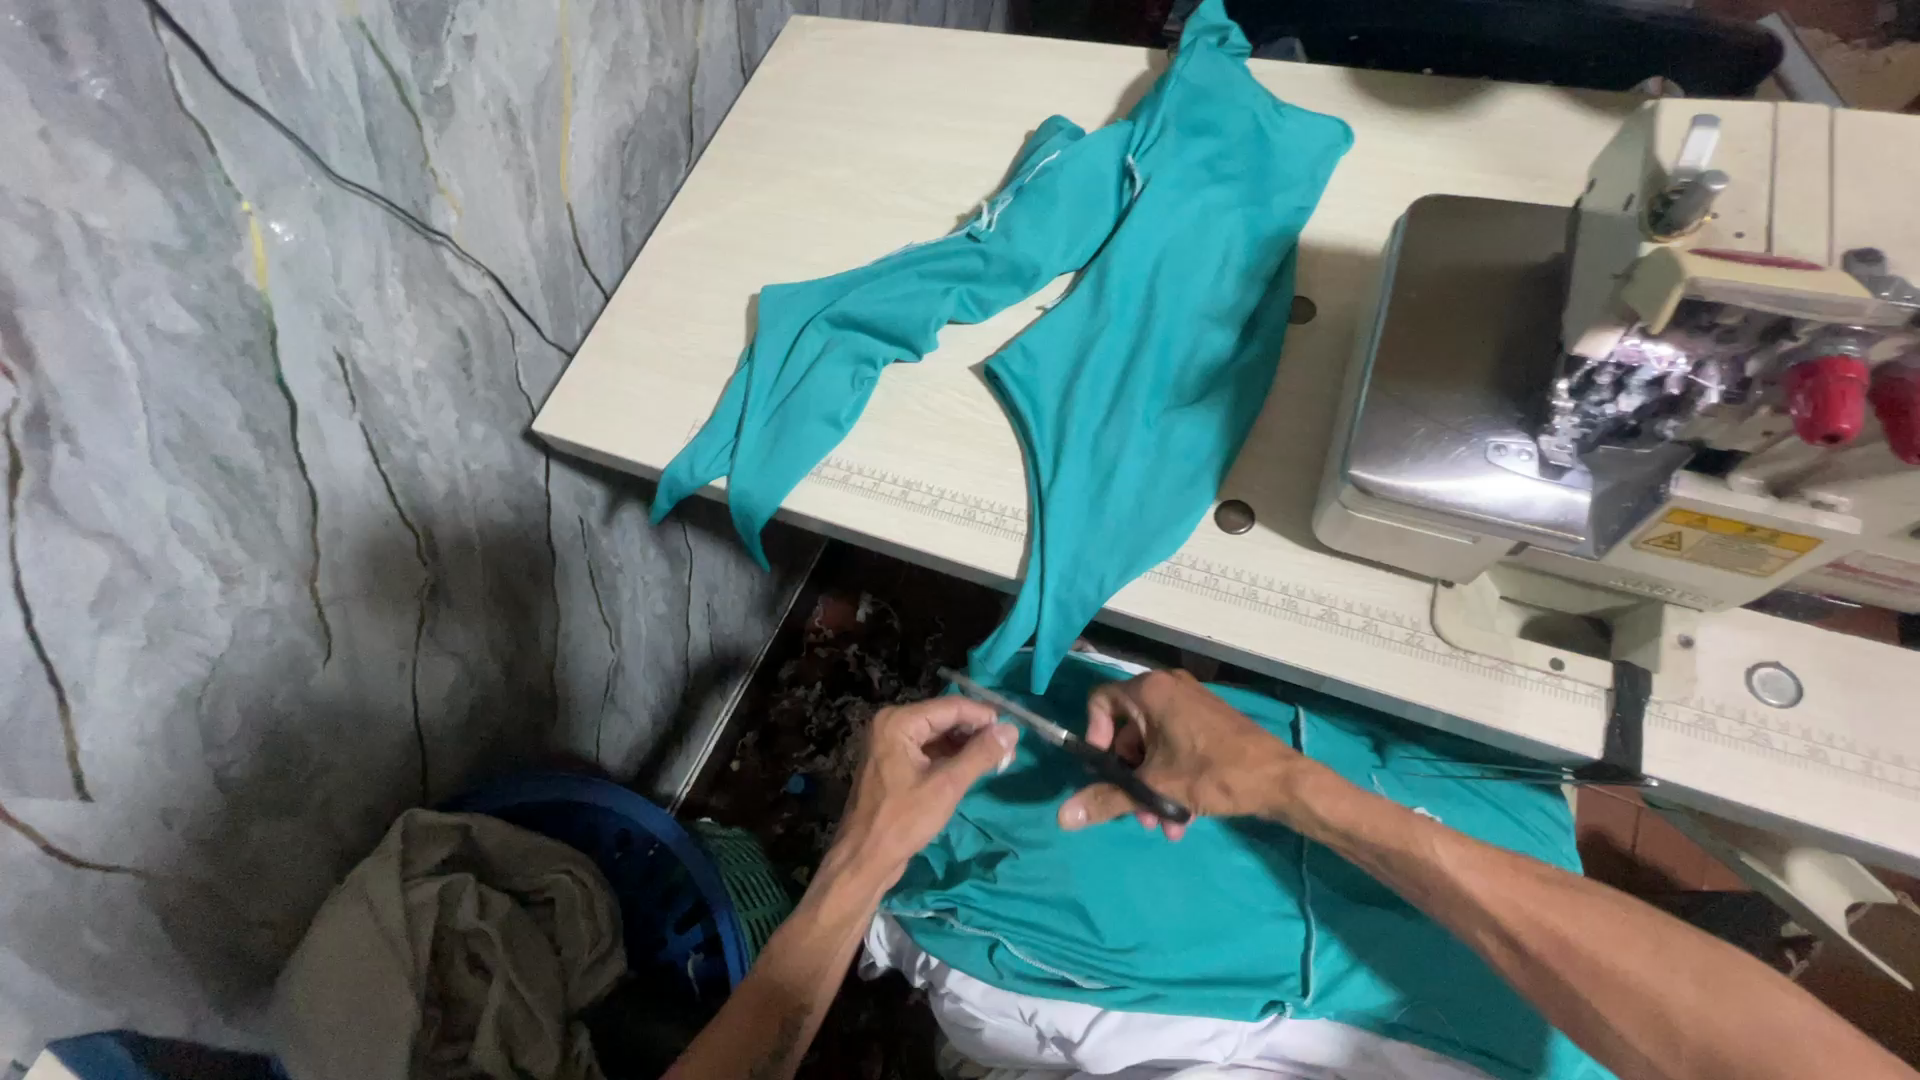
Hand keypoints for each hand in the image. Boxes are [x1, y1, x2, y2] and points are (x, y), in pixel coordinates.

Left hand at [825, 695, 1018, 890]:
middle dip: (977, 732)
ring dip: (967, 745)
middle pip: (945, 718)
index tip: (1013, 731)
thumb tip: (1011, 730)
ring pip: (939, 735)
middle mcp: (892, 724)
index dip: (985, 716)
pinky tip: (974, 768)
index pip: (951, 707)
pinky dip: (951, 757)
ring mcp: (891, 744)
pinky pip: (929, 750)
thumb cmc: (902, 821)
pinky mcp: (894, 763)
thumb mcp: (946, 786)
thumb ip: (980, 754)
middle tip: (1009, 749)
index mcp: (898, 722)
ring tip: (999, 759)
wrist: (863, 860)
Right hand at [1058, 670, 1313, 839]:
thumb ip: (1107, 799)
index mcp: (1149, 690)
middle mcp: (1167, 688)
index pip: (1099, 702)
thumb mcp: (1156, 788)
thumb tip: (1063, 817)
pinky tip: (1181, 818)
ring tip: (1163, 824)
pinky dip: (1171, 779)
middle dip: (1129, 777)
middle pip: (1126, 731)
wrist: (1281, 781)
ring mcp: (1189, 705)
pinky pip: (1173, 746)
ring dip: (1151, 787)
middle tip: (1137, 812)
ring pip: (1151, 746)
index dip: (1094, 737)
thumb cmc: (1213, 773)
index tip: (1106, 770)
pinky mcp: (1206, 723)